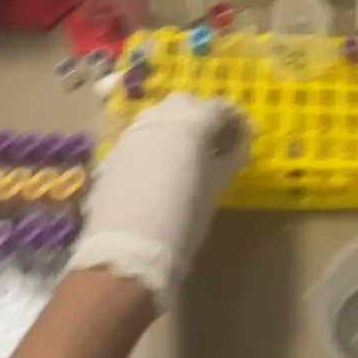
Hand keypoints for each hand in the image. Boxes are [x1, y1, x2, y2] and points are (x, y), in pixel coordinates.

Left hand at [67, 92, 248, 308]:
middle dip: (203, 118)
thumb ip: (230, 157)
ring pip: (160, 117)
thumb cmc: (183, 217)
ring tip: (184, 157)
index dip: (236, 121)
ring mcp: (133, 133)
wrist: (126, 252)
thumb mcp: (216, 186)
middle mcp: (161, 116)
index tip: (243, 139)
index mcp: (192, 120)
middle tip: (214, 145)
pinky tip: (158, 172)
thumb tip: (238, 144)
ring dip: (176, 129)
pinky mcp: (114, 153)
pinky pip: (141, 138)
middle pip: (188, 104)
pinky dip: (154, 145)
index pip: (222, 107)